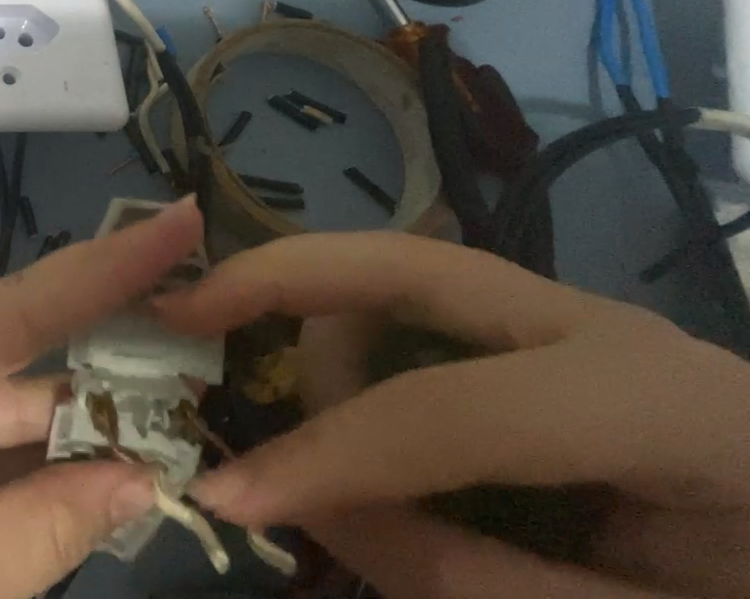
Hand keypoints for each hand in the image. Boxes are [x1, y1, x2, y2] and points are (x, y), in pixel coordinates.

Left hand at [0, 197, 208, 597]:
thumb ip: (54, 520)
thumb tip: (142, 474)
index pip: (16, 306)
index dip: (106, 269)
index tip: (179, 224)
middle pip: (20, 352)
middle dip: (110, 354)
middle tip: (207, 330)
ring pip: (8, 402)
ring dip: (82, 421)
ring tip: (181, 416)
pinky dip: (40, 459)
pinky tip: (108, 466)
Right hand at [152, 233, 749, 598]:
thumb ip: (459, 574)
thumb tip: (303, 504)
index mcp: (652, 401)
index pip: (447, 413)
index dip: (326, 455)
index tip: (224, 495)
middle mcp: (595, 325)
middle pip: (395, 262)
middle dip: (273, 279)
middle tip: (178, 313)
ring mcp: (564, 318)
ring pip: (389, 276)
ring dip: (311, 325)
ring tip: (290, 420)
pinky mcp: (538, 335)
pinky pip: (410, 311)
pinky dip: (342, 339)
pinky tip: (335, 405)